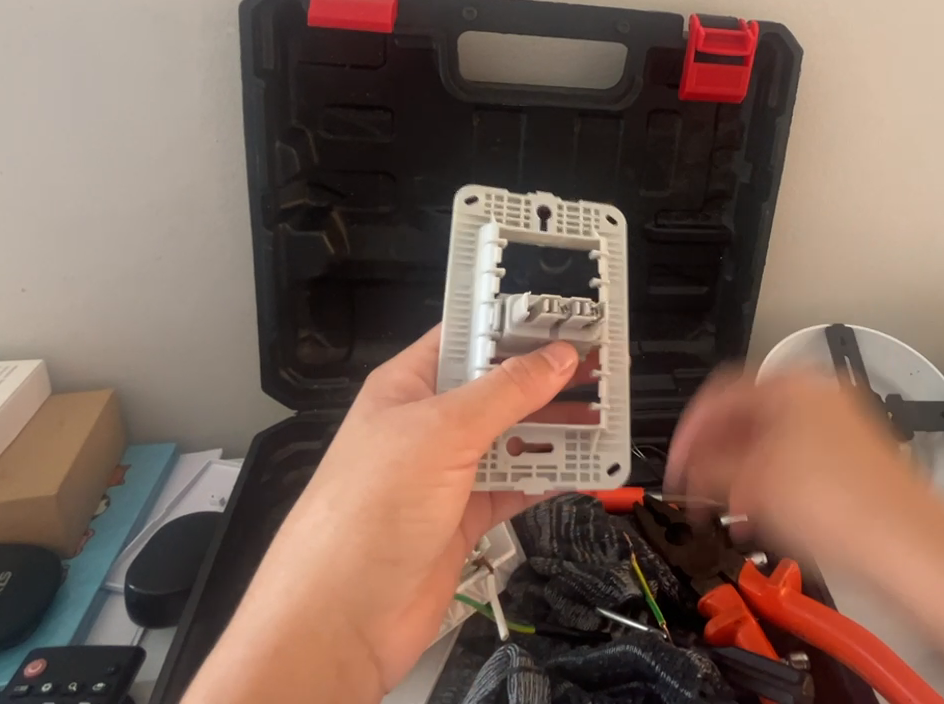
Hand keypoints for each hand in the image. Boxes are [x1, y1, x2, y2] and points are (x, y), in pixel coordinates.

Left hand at [186, 325, 577, 701]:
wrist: (339, 625)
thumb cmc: (365, 514)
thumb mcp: (442, 433)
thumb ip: (505, 391)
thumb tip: (556, 356)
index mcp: (409, 386)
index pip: (470, 337)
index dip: (516, 325)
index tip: (566, 318)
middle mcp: (430, 424)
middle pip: (500, 388)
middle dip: (548, 378)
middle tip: (599, 367)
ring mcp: (448, 471)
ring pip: (515, 437)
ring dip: (558, 429)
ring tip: (603, 416)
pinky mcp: (465, 514)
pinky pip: (519, 484)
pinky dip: (551, 476)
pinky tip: (583, 467)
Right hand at [665, 367, 943, 573]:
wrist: (909, 545)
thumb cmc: (840, 503)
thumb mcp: (753, 483)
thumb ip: (710, 468)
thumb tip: (692, 468)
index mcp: (792, 384)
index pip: (721, 393)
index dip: (690, 431)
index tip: (677, 463)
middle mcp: (819, 395)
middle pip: (748, 416)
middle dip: (717, 454)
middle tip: (696, 488)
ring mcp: (841, 425)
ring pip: (772, 442)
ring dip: (742, 473)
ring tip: (728, 509)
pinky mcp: (856, 460)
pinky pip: (798, 462)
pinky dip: (773, 484)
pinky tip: (764, 517)